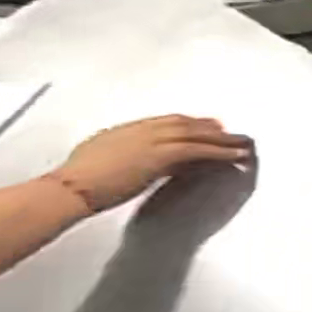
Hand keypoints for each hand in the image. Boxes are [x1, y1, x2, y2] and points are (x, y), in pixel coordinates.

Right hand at [49, 115, 253, 212]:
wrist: (67, 189)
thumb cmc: (78, 183)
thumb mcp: (105, 162)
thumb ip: (130, 157)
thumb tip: (156, 163)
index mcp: (122, 131)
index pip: (164, 122)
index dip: (188, 123)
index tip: (206, 126)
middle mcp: (138, 131)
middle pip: (183, 124)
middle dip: (210, 127)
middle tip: (231, 132)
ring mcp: (150, 140)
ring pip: (195, 134)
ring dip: (223, 139)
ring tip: (243, 143)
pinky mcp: (160, 154)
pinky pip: (199, 149)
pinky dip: (221, 151)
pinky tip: (236, 155)